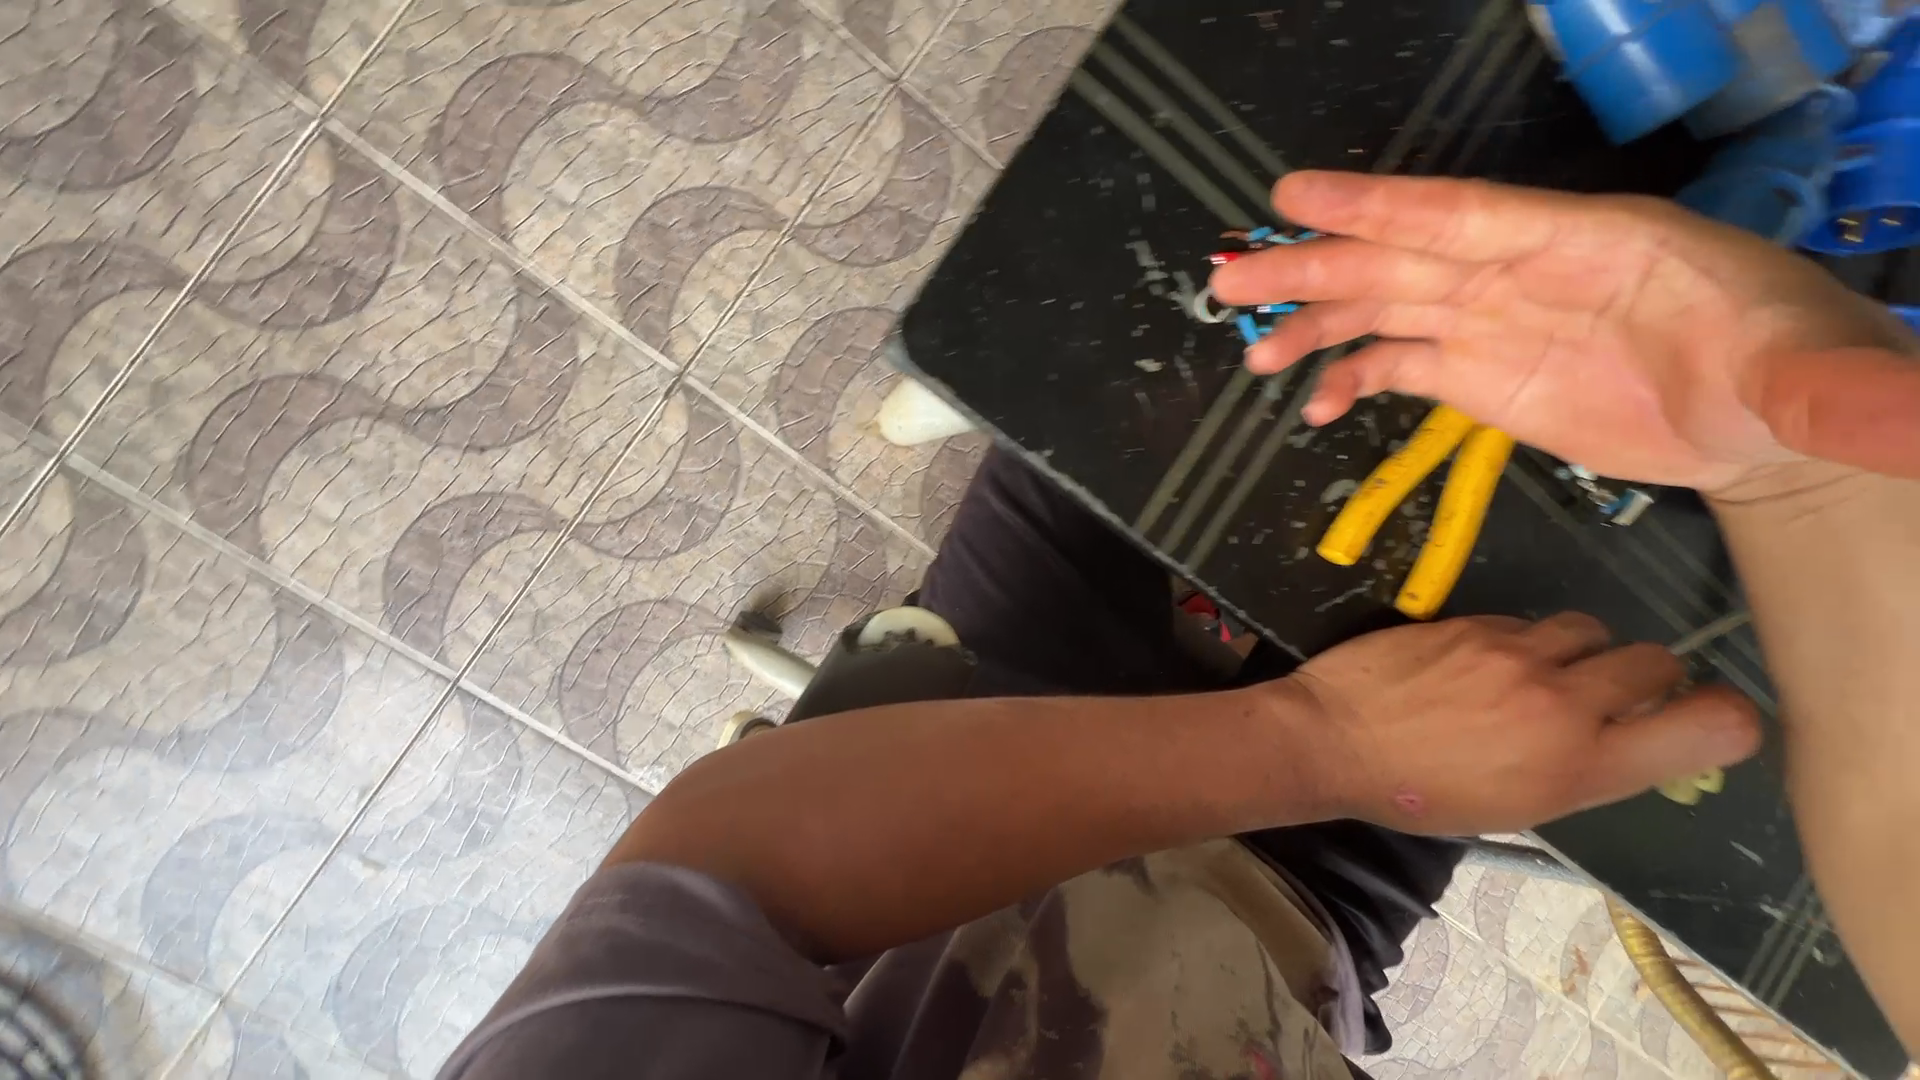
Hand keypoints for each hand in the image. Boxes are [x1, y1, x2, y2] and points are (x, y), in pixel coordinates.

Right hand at [1210, 171, 1919, 494]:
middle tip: (1228, 279)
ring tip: (1255, 351)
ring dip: (1312, 326)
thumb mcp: (1816, 377)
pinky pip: (1391, 368)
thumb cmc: (1781, 374)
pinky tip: (1315, 409)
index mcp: (1580, 245)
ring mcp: (1483, 323)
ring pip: (1376, 310)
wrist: (1753, 425)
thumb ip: (1846, 395)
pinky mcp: (1469, 372)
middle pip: (1392, 261)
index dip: (1377, 206)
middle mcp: (1513, 273)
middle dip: (1310, 268)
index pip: (1462, 216)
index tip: (1295, 196)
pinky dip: (1347, 383)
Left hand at [1276, 612, 1760, 834]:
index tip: (1697, 710)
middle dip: (1643, 672)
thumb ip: (1581, 769)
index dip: (1722, 713)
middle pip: (1656, 659)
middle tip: (1604, 686)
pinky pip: (1519, 621)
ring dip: (1576, 647)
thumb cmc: (1415, 793)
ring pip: (1587, 627)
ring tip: (1535, 668)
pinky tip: (1475, 659)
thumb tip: (1619, 735)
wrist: (1331, 740)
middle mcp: (1562, 702)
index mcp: (1584, 765)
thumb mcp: (1514, 808)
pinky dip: (1515, 637)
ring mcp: (1512, 654)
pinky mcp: (1466, 623)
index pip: (1714, 726)